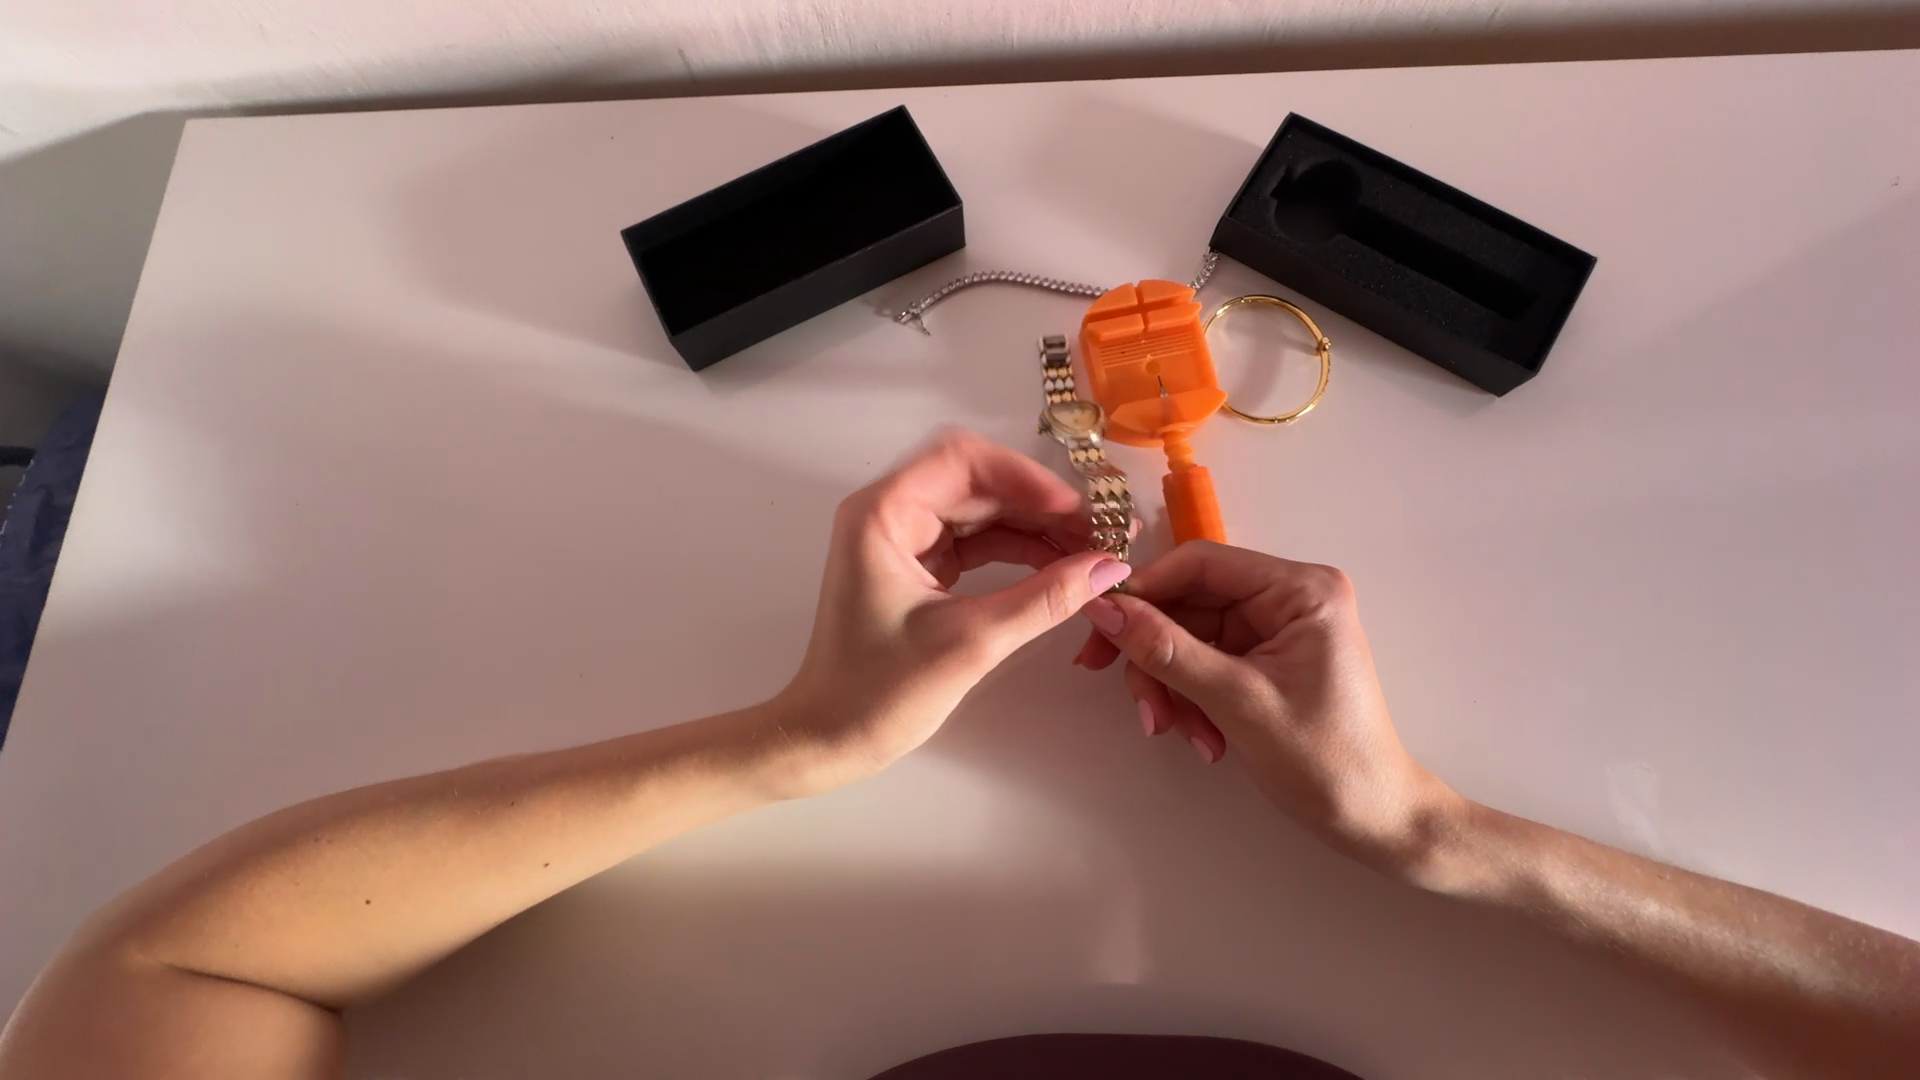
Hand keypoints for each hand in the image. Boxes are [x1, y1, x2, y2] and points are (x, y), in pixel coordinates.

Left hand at [774, 430, 1132, 794]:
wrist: (829, 738)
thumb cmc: (878, 693)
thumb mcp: (970, 642)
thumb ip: (1044, 599)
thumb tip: (1109, 567)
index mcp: (882, 513)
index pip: (963, 460)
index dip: (1026, 478)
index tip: (1078, 510)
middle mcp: (890, 512)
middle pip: (979, 482)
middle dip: (1041, 505)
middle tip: (1102, 530)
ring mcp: (903, 537)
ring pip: (982, 511)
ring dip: (1035, 527)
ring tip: (1091, 550)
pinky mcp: (917, 564)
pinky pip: (976, 541)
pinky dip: (1017, 550)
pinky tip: (1058, 565)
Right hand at [1075, 541, 1458, 873]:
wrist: (1374, 822)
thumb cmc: (1324, 760)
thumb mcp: (1237, 701)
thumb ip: (1166, 650)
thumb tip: (1101, 607)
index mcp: (1298, 589)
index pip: (1200, 563)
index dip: (1144, 590)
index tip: (1099, 627)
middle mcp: (1283, 597)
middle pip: (1186, 604)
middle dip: (1156, 657)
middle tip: (1139, 705)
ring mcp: (1269, 628)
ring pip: (1183, 636)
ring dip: (1170, 686)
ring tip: (1176, 732)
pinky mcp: (1257, 657)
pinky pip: (1197, 661)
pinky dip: (1186, 697)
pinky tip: (1200, 736)